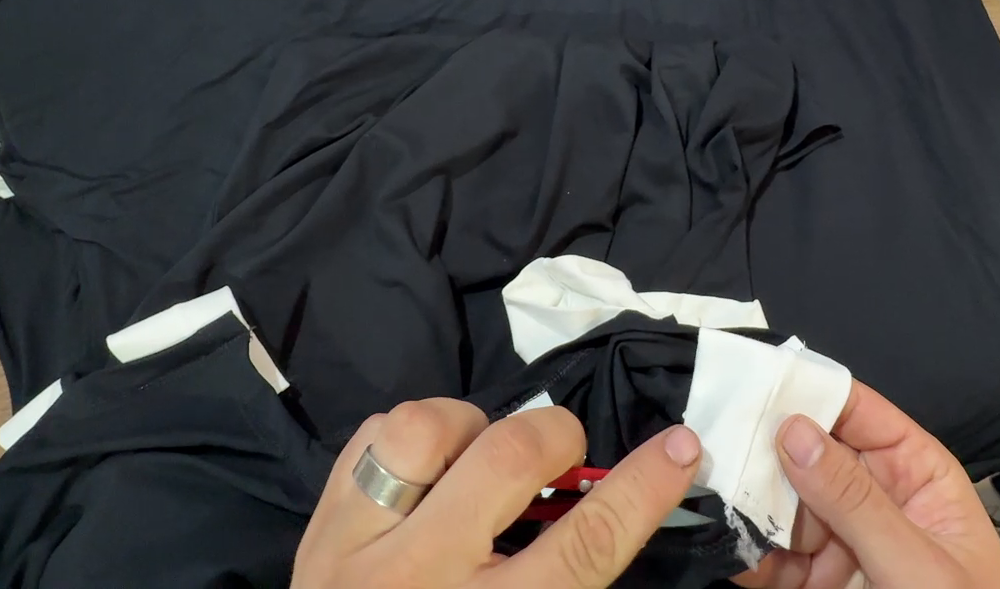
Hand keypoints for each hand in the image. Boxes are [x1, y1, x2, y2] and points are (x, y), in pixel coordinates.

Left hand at [294, 398, 703, 587]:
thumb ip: (561, 578)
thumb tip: (600, 503)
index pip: (585, 545)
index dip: (641, 488)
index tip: (682, 445)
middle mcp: (419, 582)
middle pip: (508, 458)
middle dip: (557, 435)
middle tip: (563, 457)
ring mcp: (355, 551)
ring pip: (427, 428)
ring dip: (472, 426)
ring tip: (481, 457)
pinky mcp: (317, 528)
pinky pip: (375, 434)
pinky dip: (416, 435)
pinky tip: (427, 469)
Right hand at [734, 382, 999, 588]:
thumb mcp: (918, 567)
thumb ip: (856, 501)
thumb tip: (793, 428)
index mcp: (913, 470)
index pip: (854, 410)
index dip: (805, 391)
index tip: (751, 382)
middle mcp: (874, 493)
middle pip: (808, 452)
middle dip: (765, 453)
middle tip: (718, 447)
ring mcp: (844, 536)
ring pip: (783, 499)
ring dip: (751, 503)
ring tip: (718, 501)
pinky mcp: (818, 576)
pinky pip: (776, 550)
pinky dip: (751, 549)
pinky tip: (732, 550)